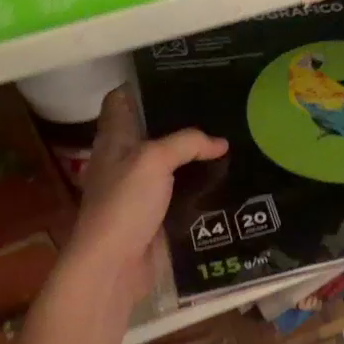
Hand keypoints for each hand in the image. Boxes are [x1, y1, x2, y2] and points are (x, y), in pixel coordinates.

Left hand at [68, 88, 227, 288]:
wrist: (113, 266)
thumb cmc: (124, 204)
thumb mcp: (154, 160)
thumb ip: (188, 143)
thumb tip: (221, 142)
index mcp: (113, 139)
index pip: (120, 100)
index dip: (142, 86)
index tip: (176, 76)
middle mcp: (124, 160)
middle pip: (150, 130)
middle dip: (180, 119)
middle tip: (217, 105)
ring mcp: (139, 189)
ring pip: (170, 162)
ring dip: (193, 155)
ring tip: (230, 137)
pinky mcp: (156, 215)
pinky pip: (181, 192)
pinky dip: (200, 185)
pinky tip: (226, 178)